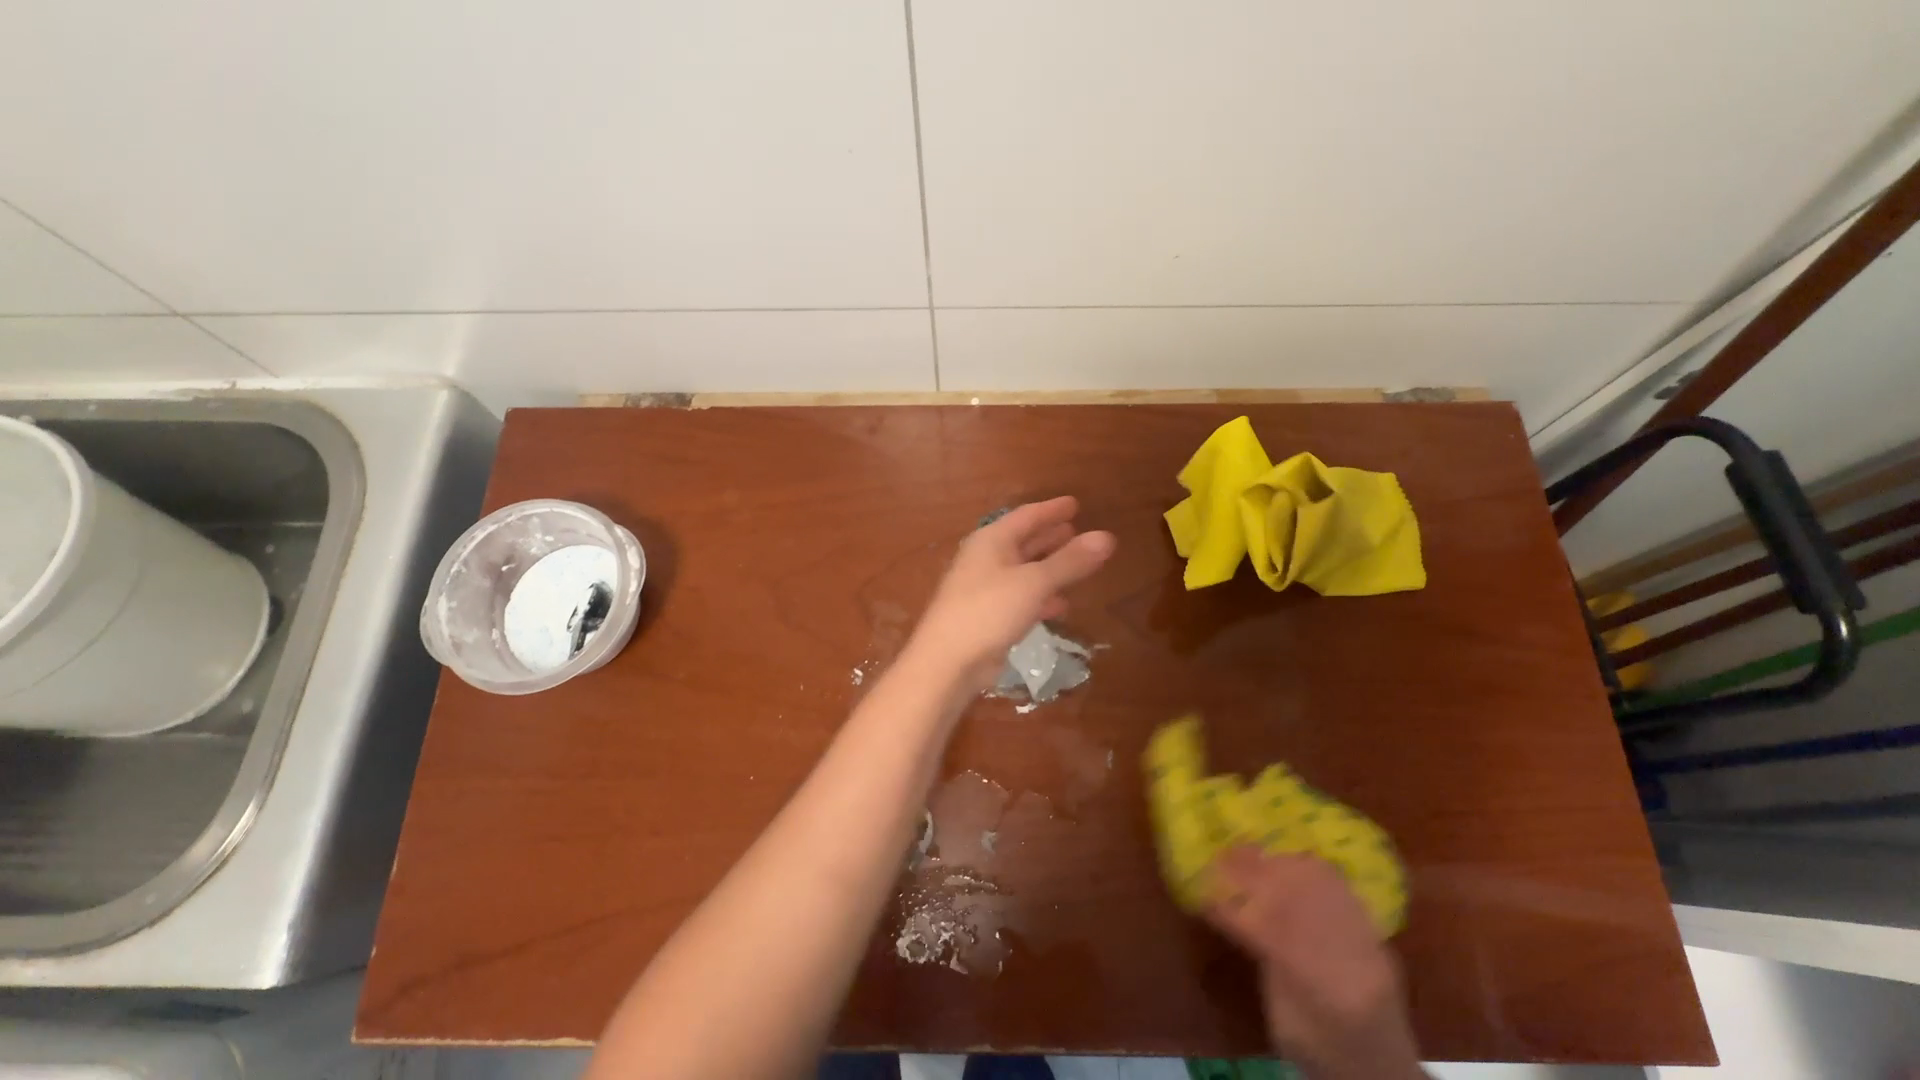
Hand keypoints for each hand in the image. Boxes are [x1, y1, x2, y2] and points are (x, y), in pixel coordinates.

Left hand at [904, 496, 1115, 693]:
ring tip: (1077, 564)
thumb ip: (1070, 562)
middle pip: (1023, 542)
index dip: (1052, 509)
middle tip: (1076, 530)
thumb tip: (1107, 537)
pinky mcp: (989, 617)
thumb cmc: (989, 610)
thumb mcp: (1034, 583)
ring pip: (1024, 571)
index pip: (1026, 515)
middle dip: (1050, 537)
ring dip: (1048, 567)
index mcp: (992, 541)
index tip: (1075, 504)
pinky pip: (1021, 598)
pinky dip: (1041, 597)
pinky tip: (1060, 604)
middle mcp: (986, 559)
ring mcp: (985, 589)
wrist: (948, 661)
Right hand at [1205, 848, 1424, 1079]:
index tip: (1205, 891)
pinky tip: (1290, 860)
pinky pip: (1344, 890)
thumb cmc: (1325, 1057)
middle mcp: (1352, 959)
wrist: (1385, 1077)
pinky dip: (1312, 869)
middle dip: (1257, 873)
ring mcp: (1370, 943)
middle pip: (1299, 900)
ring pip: (1325, 886)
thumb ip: (1272, 971)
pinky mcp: (1377, 937)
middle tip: (1224, 854)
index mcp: (1325, 990)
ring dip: (1284, 863)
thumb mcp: (1286, 1025)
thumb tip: (1246, 918)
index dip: (1234, 910)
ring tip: (1254, 850)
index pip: (1271, 936)